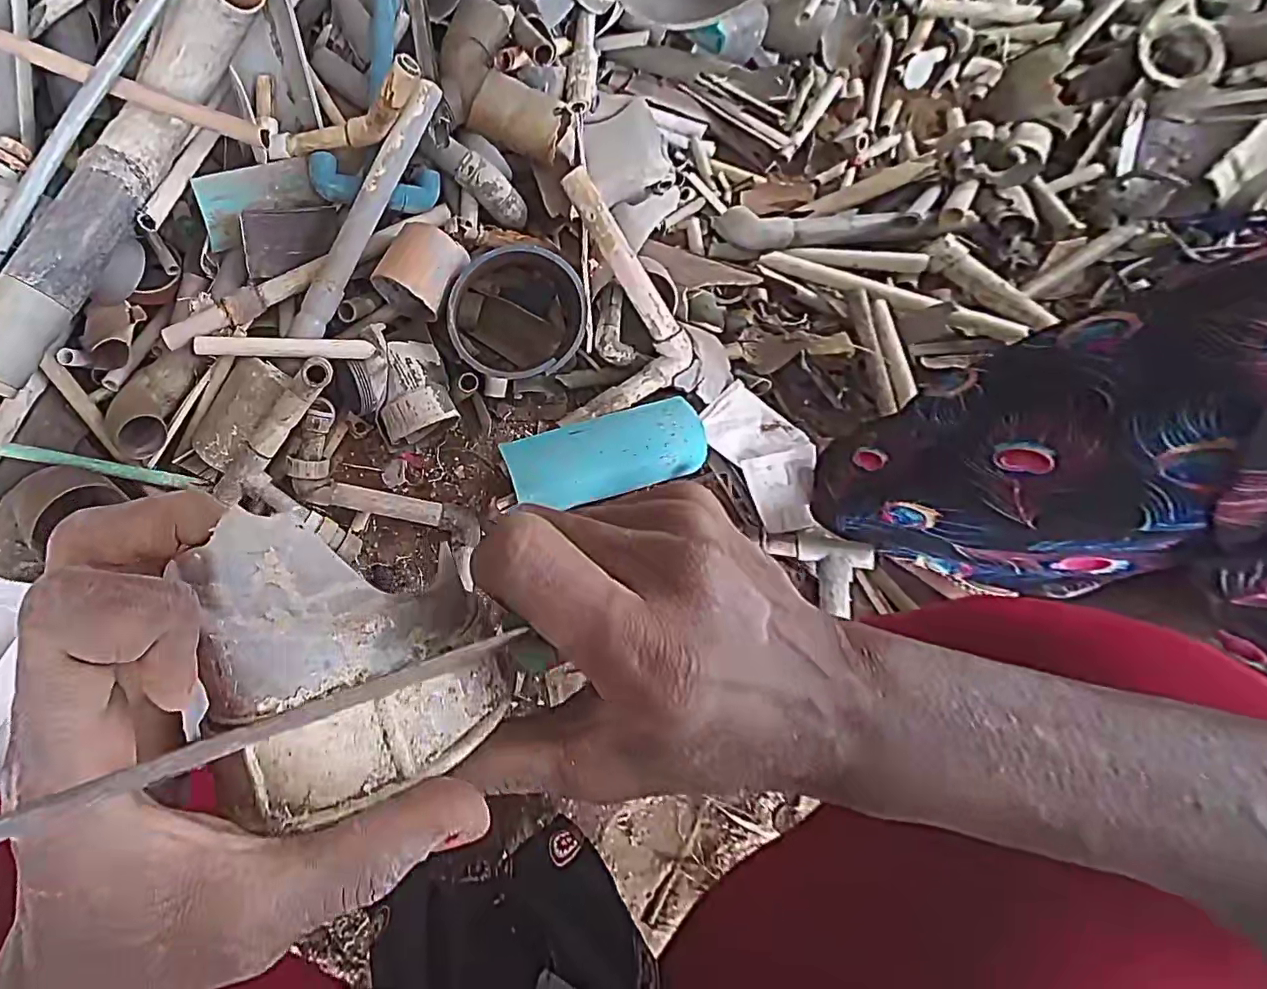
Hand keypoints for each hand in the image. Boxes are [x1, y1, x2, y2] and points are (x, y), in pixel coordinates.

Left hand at [0, 492, 489, 988]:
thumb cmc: (136, 949)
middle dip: (153, 530)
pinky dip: (179, 562)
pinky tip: (231, 594)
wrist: (91, 962)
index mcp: (68, 752)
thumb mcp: (252, 911)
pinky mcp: (115, 670)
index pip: (62, 622)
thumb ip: (356, 856)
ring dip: (165, 533)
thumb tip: (452, 808)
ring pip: (93, 557)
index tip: (192, 671)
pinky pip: (130, 582)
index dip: (138, 616)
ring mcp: (86, 674)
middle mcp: (63, 695)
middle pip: (72, 561)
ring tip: (231, 554)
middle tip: (224, 546)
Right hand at [456, 483, 875, 801]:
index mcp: (638, 642)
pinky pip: (600, 504)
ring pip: (562, 514)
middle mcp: (664, 564)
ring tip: (609, 599)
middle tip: (558, 615)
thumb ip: (509, 756)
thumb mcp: (607, 770)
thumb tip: (436, 752)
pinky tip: (637, 577)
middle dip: (524, 569)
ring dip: (564, 554)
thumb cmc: (714, 741)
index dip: (491, 571)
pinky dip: (598, 538)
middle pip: (531, 526)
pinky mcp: (689, 497)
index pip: (520, 550)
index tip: (506, 610)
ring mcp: (681, 519)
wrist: (830, 696)